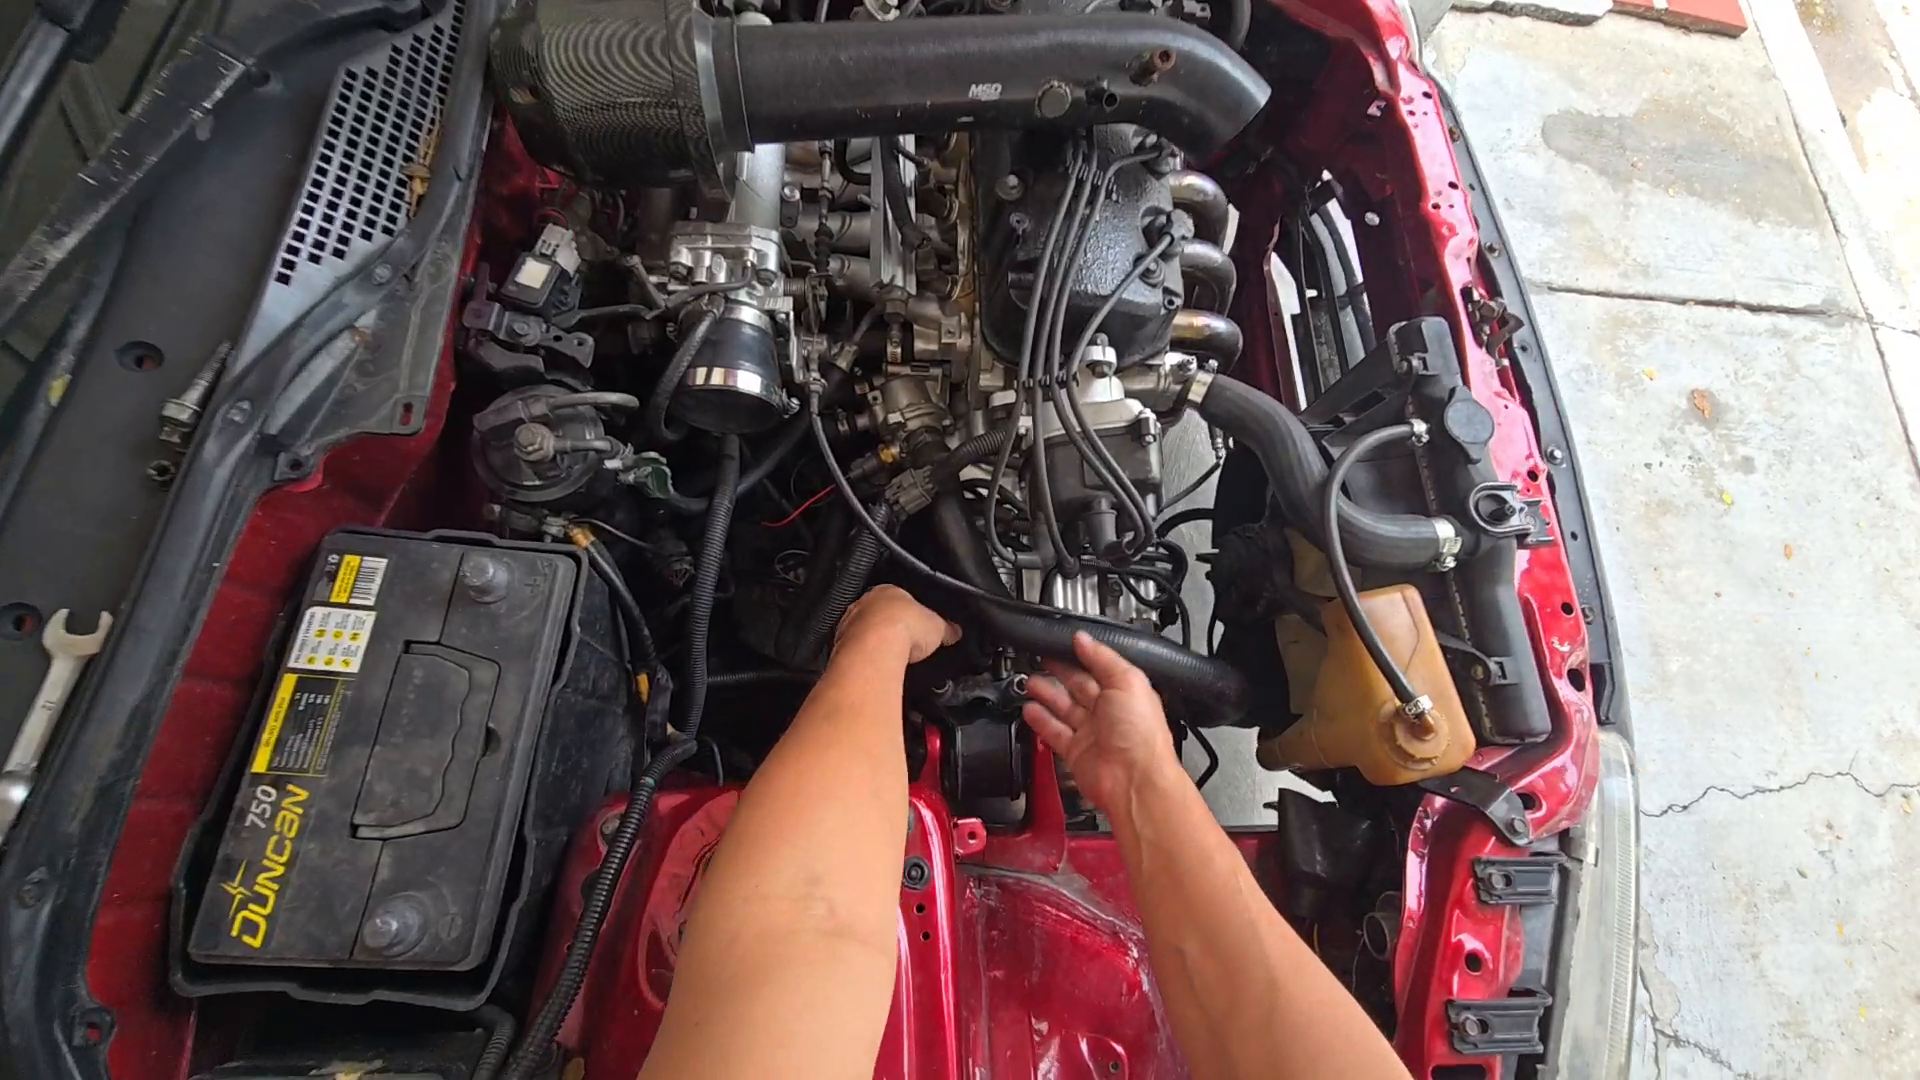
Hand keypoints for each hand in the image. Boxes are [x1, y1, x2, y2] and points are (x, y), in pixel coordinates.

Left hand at [834, 584, 960, 664]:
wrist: (876, 647)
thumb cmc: (903, 626)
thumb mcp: (937, 626)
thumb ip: (945, 628)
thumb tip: (954, 632)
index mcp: (888, 590)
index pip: (899, 597)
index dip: (909, 613)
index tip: (916, 625)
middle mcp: (865, 603)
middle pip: (878, 614)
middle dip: (889, 628)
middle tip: (904, 644)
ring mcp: (849, 623)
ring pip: (863, 631)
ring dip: (875, 643)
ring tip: (892, 659)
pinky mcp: (840, 644)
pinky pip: (854, 650)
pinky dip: (865, 658)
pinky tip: (877, 666)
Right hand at [1022, 631, 1180, 814]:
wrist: (1135, 782)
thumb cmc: (1142, 737)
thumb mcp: (1126, 681)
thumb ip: (1102, 658)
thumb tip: (1083, 639)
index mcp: (1126, 693)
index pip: (1100, 667)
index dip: (1081, 655)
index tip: (1062, 644)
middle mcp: (1110, 713)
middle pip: (1079, 686)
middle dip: (1060, 672)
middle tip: (1041, 659)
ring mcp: (1093, 734)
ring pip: (1064, 708)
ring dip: (1046, 694)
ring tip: (1030, 681)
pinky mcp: (1077, 753)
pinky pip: (1054, 733)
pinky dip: (1040, 721)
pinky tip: (1030, 709)